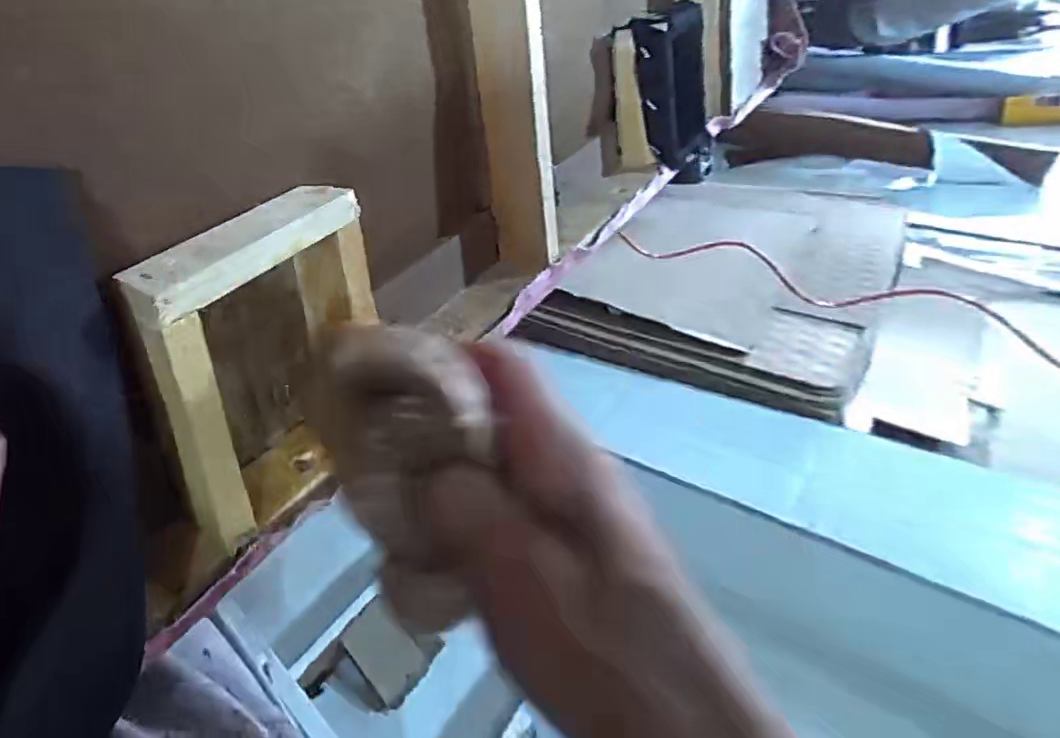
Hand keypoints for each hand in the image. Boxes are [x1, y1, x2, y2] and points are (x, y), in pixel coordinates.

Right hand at [424, 342, 789, 737]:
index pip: (503, 363)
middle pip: (487, 408)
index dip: (444, 357)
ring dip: (438, 474)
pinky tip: (435, 555)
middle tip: (376, 453)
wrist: (683, 725)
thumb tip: (417, 467)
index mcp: (560, 453)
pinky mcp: (561, 541)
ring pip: (486, 457)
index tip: (390, 383)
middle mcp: (564, 463)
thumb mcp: (522, 574)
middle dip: (427, 422)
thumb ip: (466, 508)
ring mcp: (565, 502)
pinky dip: (457, 512)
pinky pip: (496, 500)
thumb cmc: (606, 648)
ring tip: (393, 506)